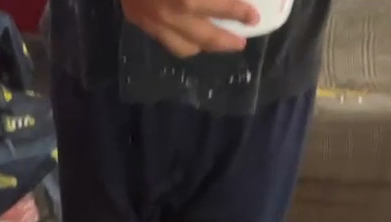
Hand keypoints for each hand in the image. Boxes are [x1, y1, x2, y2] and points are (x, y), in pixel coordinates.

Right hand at [122, 0, 256, 56]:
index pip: (218, 5)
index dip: (237, 11)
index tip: (253, 16)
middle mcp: (169, 11)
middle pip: (204, 35)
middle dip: (225, 40)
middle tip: (242, 41)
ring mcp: (151, 19)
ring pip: (184, 45)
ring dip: (205, 47)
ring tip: (218, 44)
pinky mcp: (137, 19)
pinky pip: (165, 40)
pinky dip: (182, 43)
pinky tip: (191, 39)